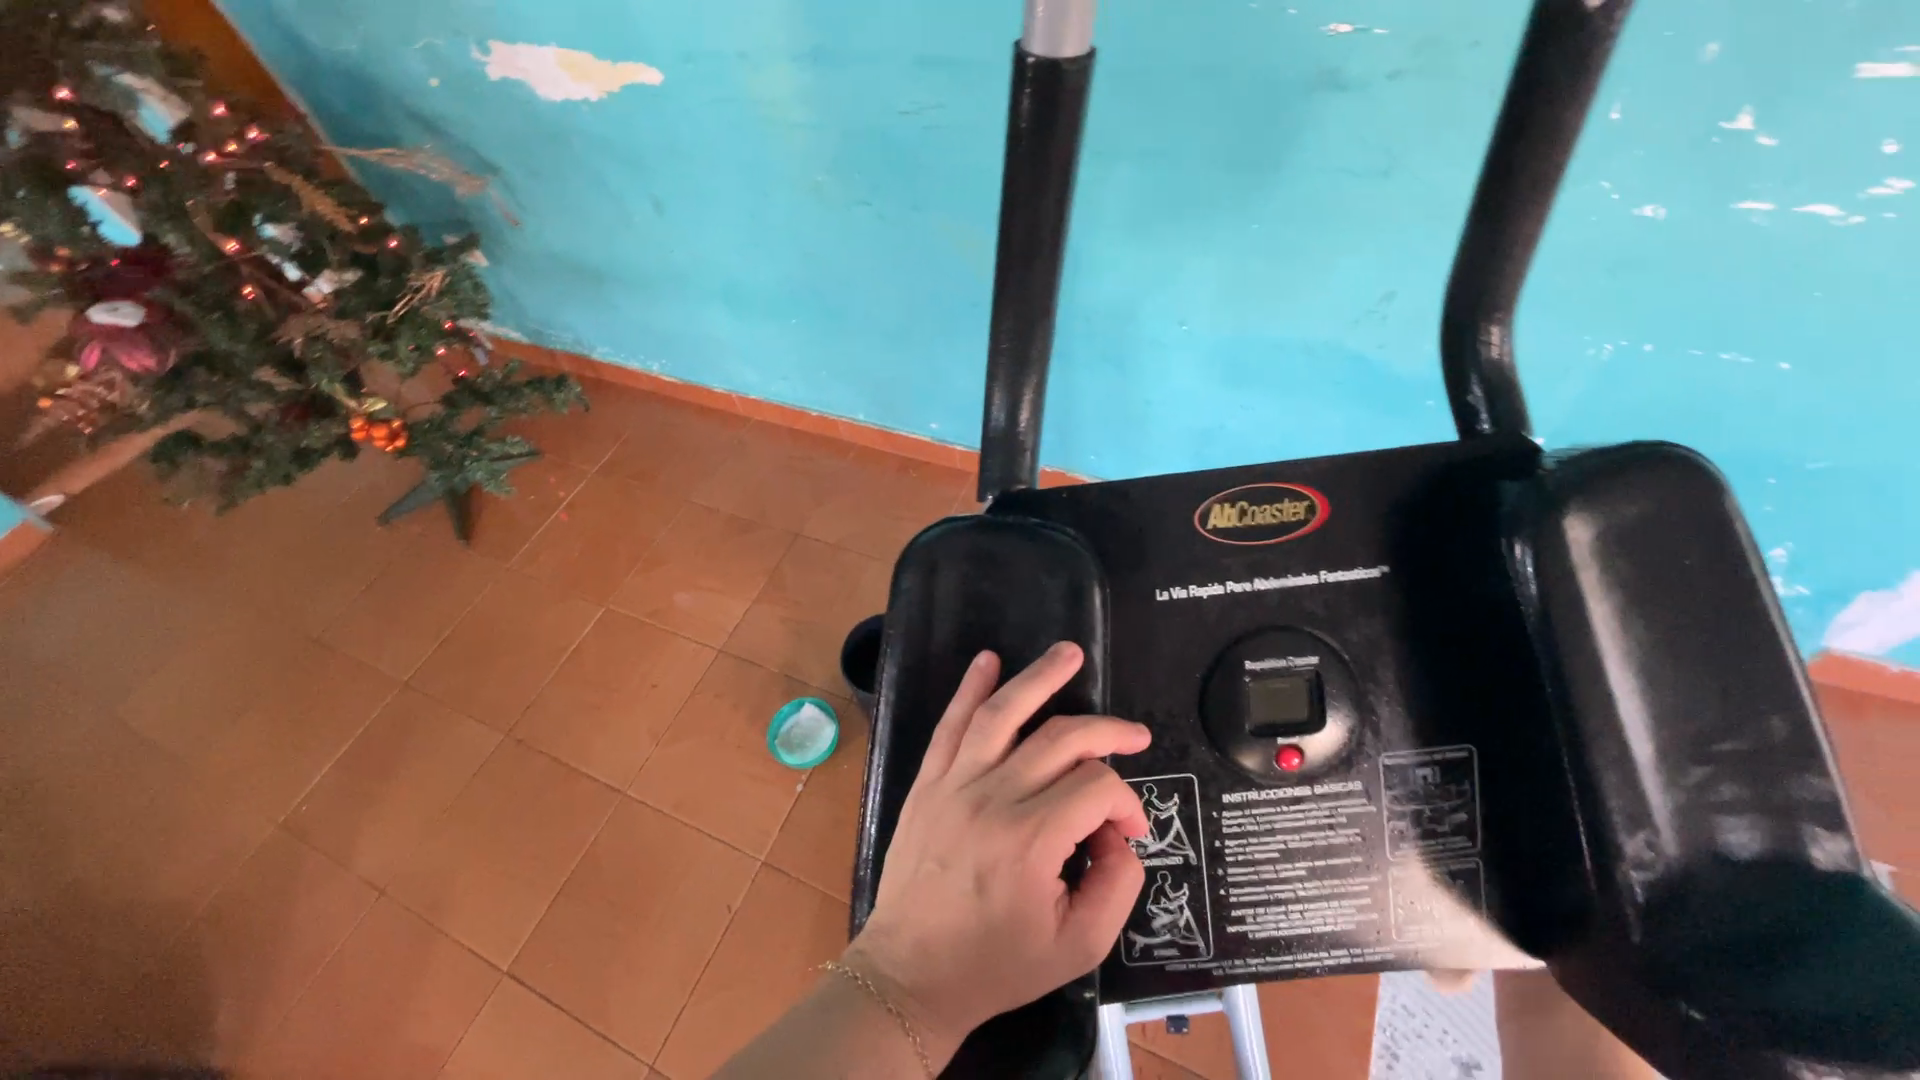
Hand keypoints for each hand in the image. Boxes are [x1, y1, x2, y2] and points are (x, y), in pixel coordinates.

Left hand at [844, 642, 1152, 1062]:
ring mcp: (954, 785)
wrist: (911, 974)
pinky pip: (950, 726)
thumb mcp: (1078, 946)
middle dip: (1108, 731)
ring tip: (1069, 653)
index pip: (1097, 788)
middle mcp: (993, 799)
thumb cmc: (996, 965)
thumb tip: (1120, 836)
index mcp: (1031, 840)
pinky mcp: (928, 784)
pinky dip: (969, 689)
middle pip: (1061, 739)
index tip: (1127, 833)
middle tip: (1136, 735)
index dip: (1126, 803)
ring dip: (1039, 678)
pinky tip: (988, 661)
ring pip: (1002, 714)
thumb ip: (1117, 886)